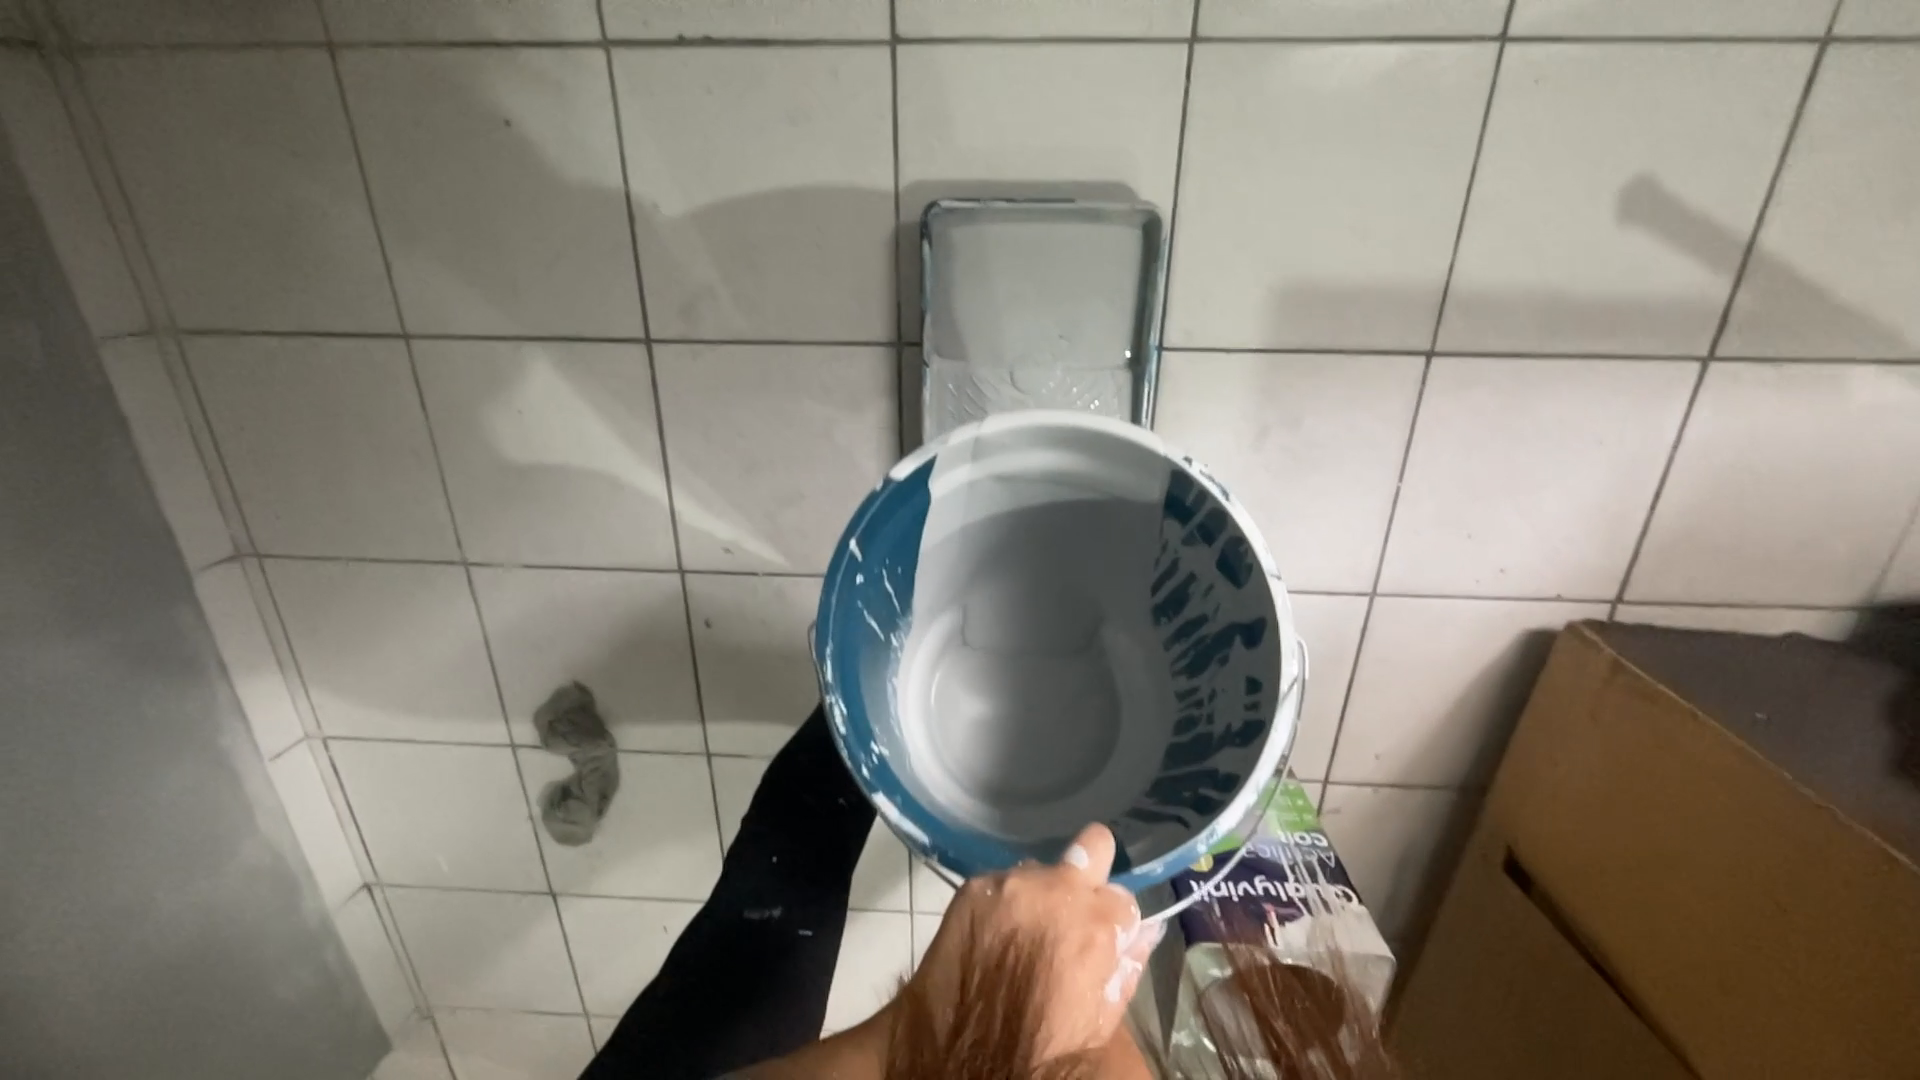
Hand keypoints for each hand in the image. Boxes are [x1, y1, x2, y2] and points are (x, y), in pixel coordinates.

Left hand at [908, 823, 1163, 1064]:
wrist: (962, 1056)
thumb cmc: (1044, 1046)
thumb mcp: (1101, 1019)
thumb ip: (1128, 965)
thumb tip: (1148, 929)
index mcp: (1097, 924)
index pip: (1124, 896)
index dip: (1114, 919)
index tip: (1102, 937)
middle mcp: (1057, 889)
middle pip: (1092, 846)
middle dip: (1092, 865)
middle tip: (1076, 899)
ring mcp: (1011, 882)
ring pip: (1040, 868)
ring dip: (1040, 891)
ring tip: (1023, 930)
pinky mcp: (974, 886)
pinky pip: (1001, 882)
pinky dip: (1003, 901)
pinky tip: (993, 934)